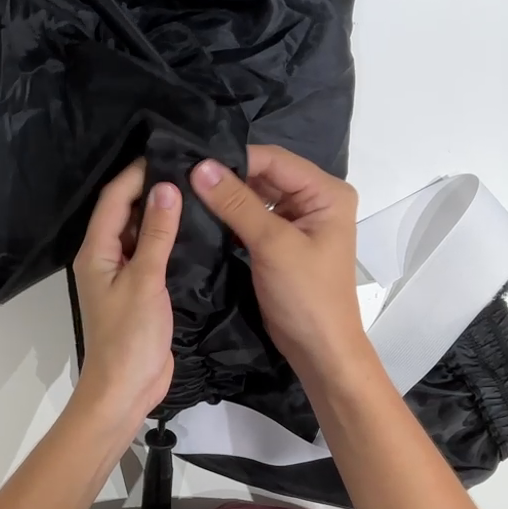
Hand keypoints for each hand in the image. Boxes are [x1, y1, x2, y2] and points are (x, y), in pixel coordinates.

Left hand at [71, 160, 179, 427]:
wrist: (125, 389)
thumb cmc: (130, 338)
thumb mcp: (145, 281)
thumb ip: (156, 234)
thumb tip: (166, 188)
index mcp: (96, 252)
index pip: (114, 199)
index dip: (138, 173)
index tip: (171, 152)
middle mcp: (105, 259)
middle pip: (125, 212)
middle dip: (152, 188)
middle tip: (191, 167)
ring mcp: (122, 276)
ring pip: (140, 233)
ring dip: (162, 214)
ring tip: (198, 189)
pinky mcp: (140, 291)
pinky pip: (151, 255)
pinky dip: (169, 240)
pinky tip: (196, 229)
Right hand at [191, 146, 365, 373]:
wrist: (318, 348)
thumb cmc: (305, 296)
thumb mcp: (272, 245)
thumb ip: (236, 204)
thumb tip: (200, 168)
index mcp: (326, 193)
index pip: (274, 161)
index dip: (234, 159)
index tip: (190, 164)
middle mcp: (314, 201)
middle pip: (264, 176)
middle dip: (227, 177)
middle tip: (181, 176)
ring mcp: (297, 223)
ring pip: (255, 199)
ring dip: (225, 198)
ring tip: (184, 192)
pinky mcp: (280, 244)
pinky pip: (251, 221)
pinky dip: (228, 219)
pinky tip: (200, 217)